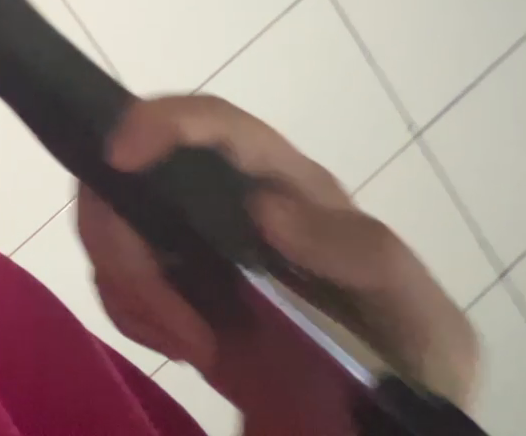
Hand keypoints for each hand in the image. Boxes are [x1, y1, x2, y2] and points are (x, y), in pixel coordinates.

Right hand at [78, 96, 476, 407]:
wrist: (364, 414)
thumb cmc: (399, 354)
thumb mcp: (421, 320)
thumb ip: (368, 258)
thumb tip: (266, 208)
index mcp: (282, 181)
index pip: (212, 120)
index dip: (158, 123)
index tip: (119, 158)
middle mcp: (218, 189)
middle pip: (127, 174)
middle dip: (121, 239)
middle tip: (165, 310)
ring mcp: (177, 227)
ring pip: (104, 222)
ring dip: (130, 287)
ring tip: (190, 344)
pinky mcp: (154, 268)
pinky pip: (106, 271)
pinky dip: (129, 311)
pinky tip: (180, 343)